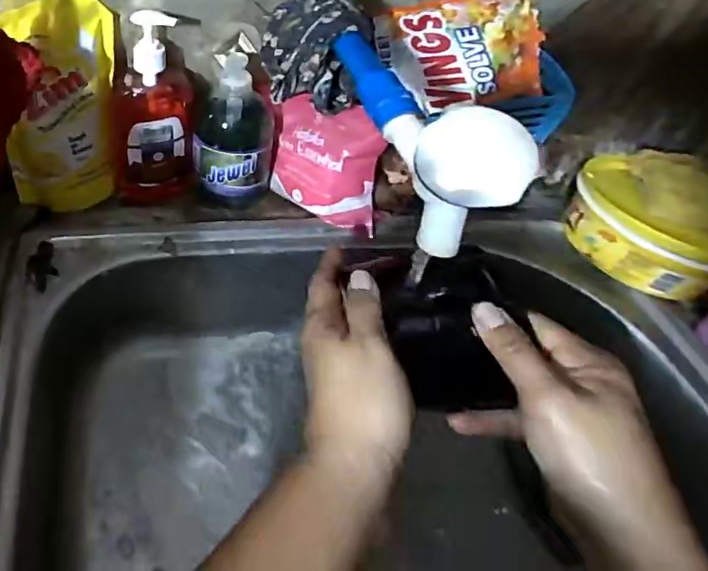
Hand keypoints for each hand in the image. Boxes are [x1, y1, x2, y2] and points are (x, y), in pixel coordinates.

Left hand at [300, 250, 413, 478]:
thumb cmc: (363, 398)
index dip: (332, 262)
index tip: (347, 243)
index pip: (321, 282)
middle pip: (329, 301)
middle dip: (347, 280)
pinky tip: (388, 332)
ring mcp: (329, 365)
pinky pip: (352, 343)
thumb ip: (363, 308)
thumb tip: (357, 276)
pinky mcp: (344, 385)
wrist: (355, 465)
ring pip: (341, 323)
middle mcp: (318, 340)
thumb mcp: (368, 345)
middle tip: (378, 263)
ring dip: (358, 304)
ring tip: (387, 291)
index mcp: (319, 325)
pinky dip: (366, 328)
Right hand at [449, 304, 707, 570]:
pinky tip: (459, 421)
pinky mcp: (559, 442)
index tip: (454, 309)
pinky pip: (522, 419)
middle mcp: (583, 382)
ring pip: (521, 388)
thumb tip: (482, 305)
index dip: (498, 315)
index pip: (536, 324)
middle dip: (487, 348)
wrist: (623, 536)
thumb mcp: (546, 396)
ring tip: (443, 372)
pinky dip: (495, 418)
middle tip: (441, 337)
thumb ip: (513, 350)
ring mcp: (571, 413)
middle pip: (527, 354)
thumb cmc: (587, 453)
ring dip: (486, 386)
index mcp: (589, 363)